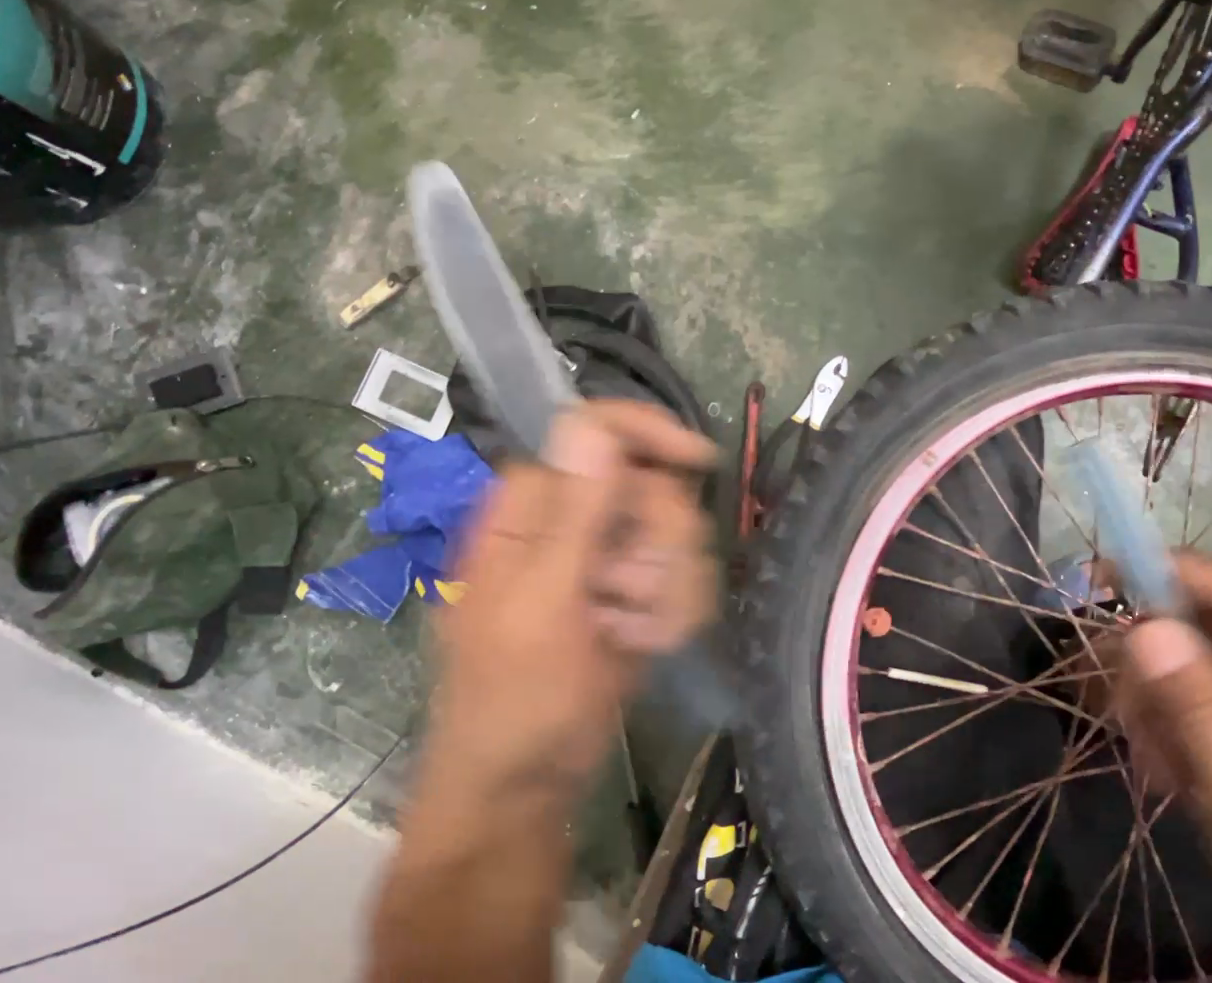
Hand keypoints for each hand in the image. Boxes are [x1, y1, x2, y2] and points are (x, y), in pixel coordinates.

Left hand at [428, 400, 718, 794]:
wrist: (524, 787)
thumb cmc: (514, 701)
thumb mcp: (542, 605)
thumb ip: (574, 514)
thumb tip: (589, 424)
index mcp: (529, 508)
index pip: (594, 430)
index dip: (647, 434)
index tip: (697, 462)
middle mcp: (572, 522)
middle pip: (653, 486)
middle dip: (658, 547)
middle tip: (627, 599)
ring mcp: (606, 561)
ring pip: (678, 535)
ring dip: (667, 592)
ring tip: (630, 638)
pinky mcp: (636, 596)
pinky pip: (684, 578)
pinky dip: (673, 615)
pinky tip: (641, 648)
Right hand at [1117, 554, 1211, 982]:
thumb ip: (1206, 719)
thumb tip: (1146, 630)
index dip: (1170, 569)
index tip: (1099, 581)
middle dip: (1156, 662)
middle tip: (1127, 722)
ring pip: (1202, 662)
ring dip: (1164, 705)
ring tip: (1164, 771)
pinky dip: (1181, 729)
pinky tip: (1182, 780)